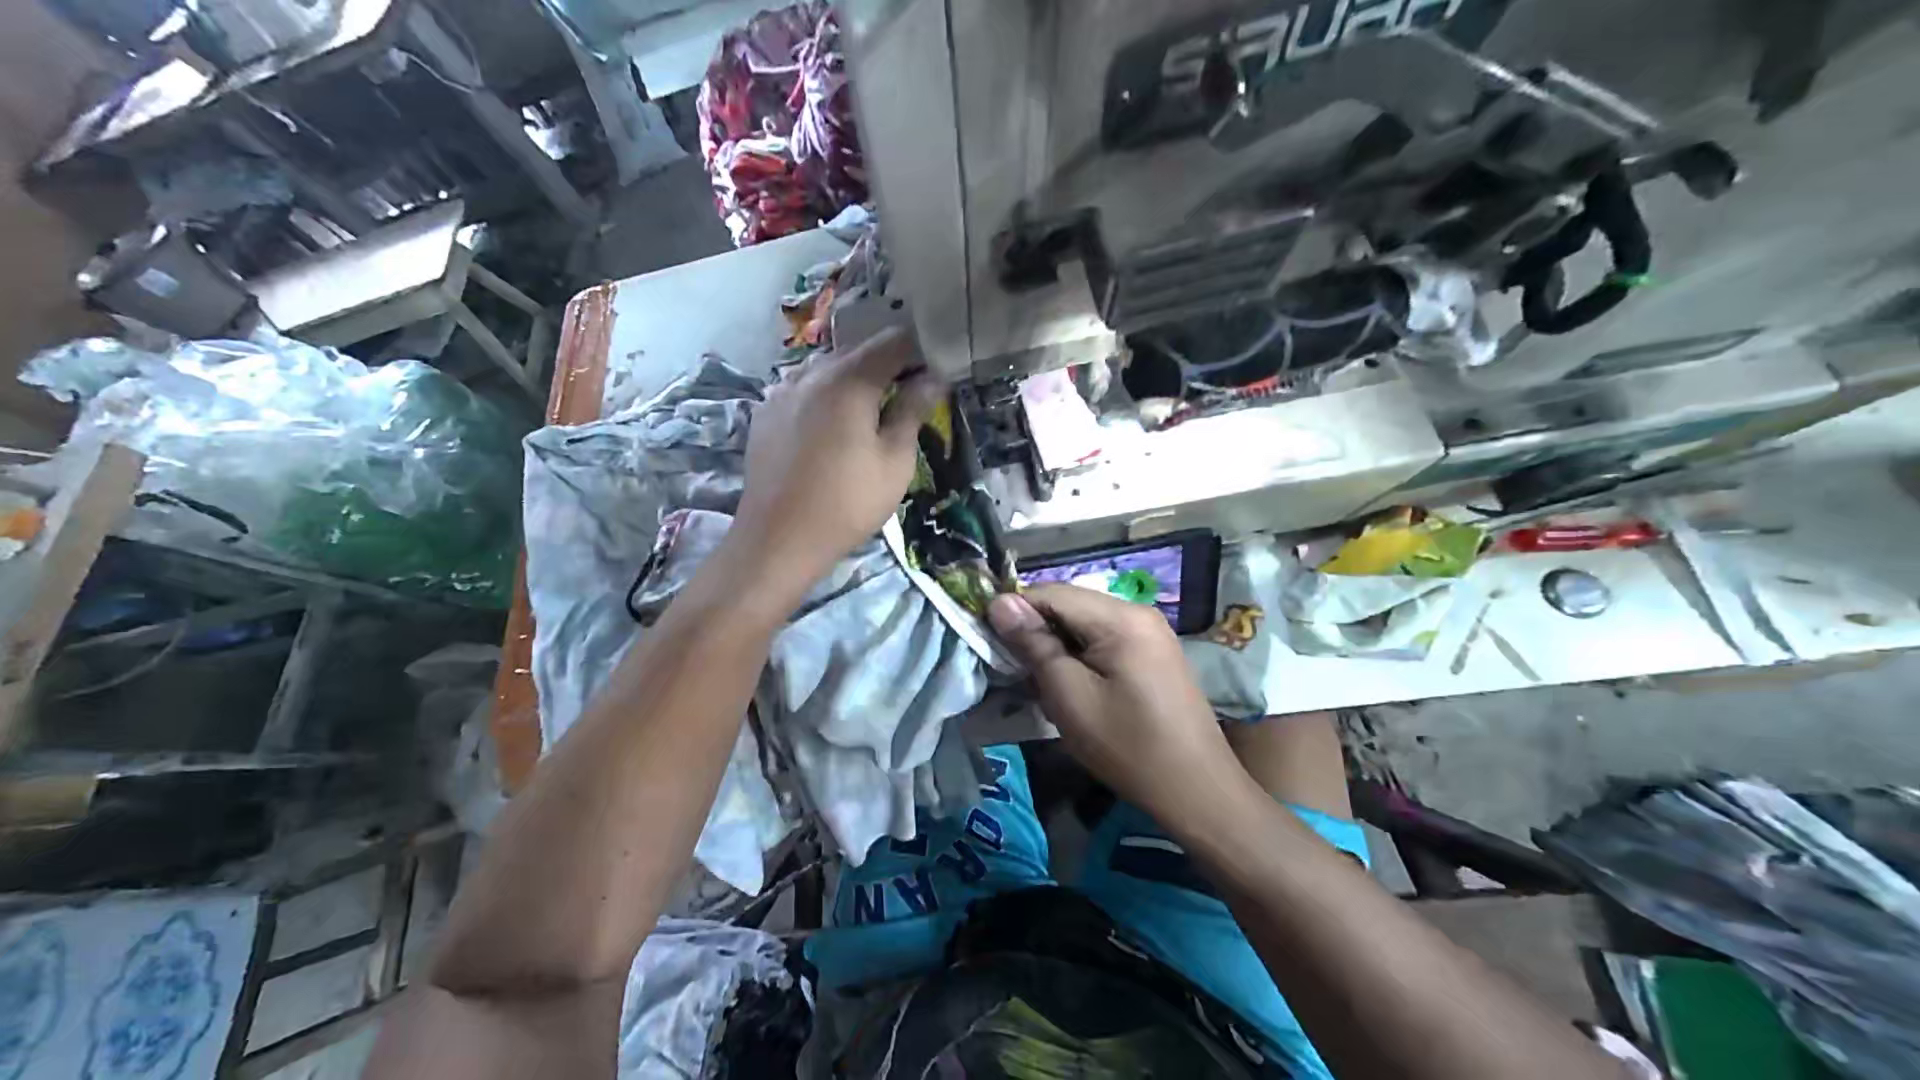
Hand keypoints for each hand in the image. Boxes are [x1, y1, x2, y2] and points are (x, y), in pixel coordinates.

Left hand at [734, 328, 943, 582]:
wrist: (778, 540)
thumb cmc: (847, 504)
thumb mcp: (894, 462)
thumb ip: (912, 412)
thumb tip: (933, 379)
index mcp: (848, 380)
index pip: (893, 341)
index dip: (920, 348)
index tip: (937, 368)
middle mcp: (811, 373)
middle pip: (857, 351)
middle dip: (887, 364)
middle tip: (910, 392)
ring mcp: (782, 391)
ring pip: (827, 369)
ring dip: (854, 379)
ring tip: (871, 410)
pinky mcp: (765, 413)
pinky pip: (803, 389)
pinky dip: (825, 395)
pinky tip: (833, 426)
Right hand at [988, 584, 1243, 828]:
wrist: (1196, 790)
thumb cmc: (1127, 746)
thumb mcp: (1069, 696)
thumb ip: (1034, 644)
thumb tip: (1000, 602)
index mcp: (1120, 617)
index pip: (1051, 592)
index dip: (1014, 610)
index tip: (987, 639)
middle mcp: (1138, 612)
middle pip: (1069, 604)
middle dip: (1035, 629)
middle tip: (1013, 668)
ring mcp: (1151, 632)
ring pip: (1085, 623)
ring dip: (1056, 645)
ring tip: (1039, 681)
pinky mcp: (1155, 653)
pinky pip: (1104, 639)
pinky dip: (1079, 655)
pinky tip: (1071, 685)